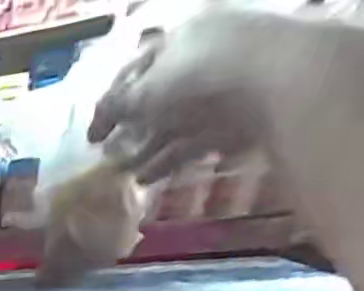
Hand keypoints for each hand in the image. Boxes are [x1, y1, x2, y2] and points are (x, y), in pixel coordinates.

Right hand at [86, 8, 266, 182]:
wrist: (272, 82)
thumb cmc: (200, 73)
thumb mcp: (147, 88)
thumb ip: (117, 106)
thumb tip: (97, 120)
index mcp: (176, 39)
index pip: (133, 71)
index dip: (109, 103)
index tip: (91, 136)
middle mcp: (195, 61)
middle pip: (153, 99)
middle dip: (127, 128)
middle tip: (105, 155)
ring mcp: (214, 94)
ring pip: (170, 124)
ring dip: (143, 149)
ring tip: (120, 172)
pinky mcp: (228, 124)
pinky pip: (189, 144)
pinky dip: (166, 161)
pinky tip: (144, 178)